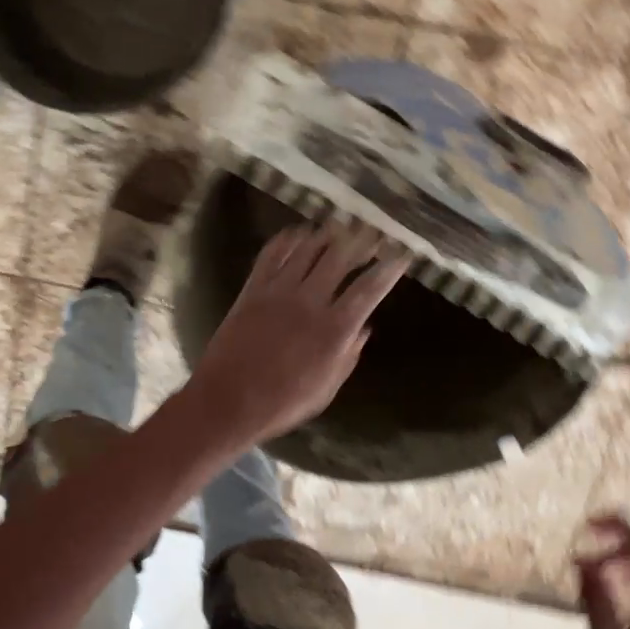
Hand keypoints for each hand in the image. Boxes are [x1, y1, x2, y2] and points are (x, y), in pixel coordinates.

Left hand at [174, 224, 406, 449]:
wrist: (227, 401)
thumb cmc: (282, 403)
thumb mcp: (326, 389)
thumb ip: (348, 356)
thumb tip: (363, 328)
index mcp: (334, 330)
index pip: (369, 289)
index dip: (389, 268)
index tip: (402, 253)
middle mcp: (310, 302)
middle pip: (340, 257)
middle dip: (360, 239)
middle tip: (372, 229)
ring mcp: (278, 291)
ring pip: (307, 249)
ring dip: (326, 234)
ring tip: (339, 225)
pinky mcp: (252, 289)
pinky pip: (272, 254)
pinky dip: (287, 239)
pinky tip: (297, 233)